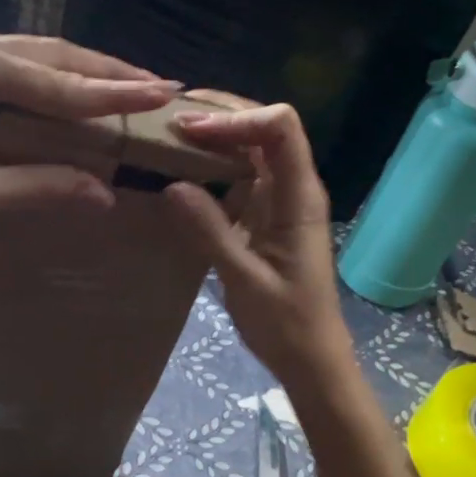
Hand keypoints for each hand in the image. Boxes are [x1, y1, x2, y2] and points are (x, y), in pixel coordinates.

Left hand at [0, 32, 174, 271]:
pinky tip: (81, 91)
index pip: (56, 83)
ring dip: (84, 73)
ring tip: (132, 85)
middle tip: (159, 85)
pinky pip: (17, 67)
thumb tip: (105, 195)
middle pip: (53, 56)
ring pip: (37, 56)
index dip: (112, 93)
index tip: (162, 91)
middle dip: (107, 72)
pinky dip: (54, 81)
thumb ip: (43, 185)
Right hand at [160, 103, 355, 386]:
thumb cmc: (287, 325)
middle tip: (166, 120)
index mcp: (298, 197)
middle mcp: (291, 189)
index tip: (189, 130)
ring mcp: (277, 201)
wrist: (311, 360)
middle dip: (219, 116)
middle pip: (263, 128)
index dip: (237, 119)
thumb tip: (172, 186)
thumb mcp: (244, 281)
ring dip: (211, 137)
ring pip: (249, 149)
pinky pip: (237, 177)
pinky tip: (176, 171)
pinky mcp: (262, 217)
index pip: (280, 127)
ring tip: (164, 135)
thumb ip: (210, 232)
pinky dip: (209, 166)